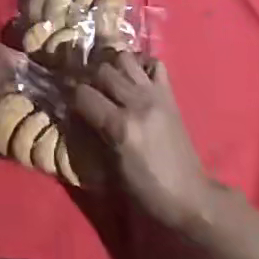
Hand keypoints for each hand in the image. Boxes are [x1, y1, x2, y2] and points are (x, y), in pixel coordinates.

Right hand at [74, 52, 213, 230]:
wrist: (191, 198)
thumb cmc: (147, 191)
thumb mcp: (111, 169)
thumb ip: (92, 134)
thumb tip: (73, 114)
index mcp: (121, 126)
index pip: (82, 93)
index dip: (70, 97)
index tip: (67, 103)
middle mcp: (138, 103)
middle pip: (101, 70)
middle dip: (88, 79)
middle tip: (84, 92)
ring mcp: (156, 95)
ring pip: (124, 59)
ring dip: (112, 68)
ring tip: (107, 83)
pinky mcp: (170, 95)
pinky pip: (154, 65)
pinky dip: (141, 67)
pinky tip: (133, 81)